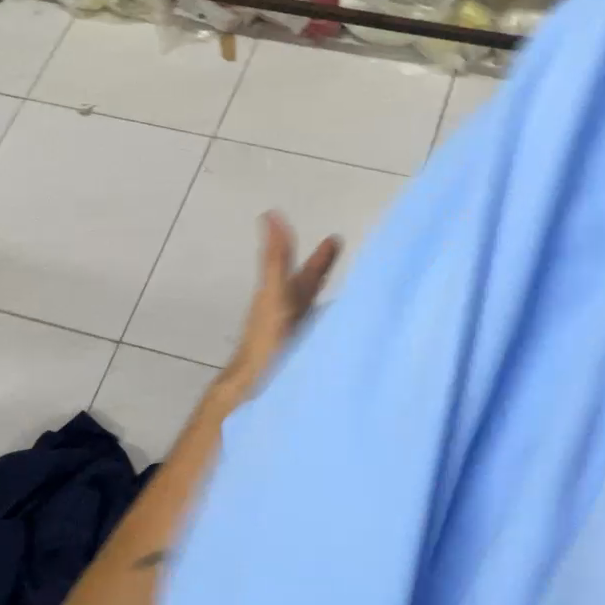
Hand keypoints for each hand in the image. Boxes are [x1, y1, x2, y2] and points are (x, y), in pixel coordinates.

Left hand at [220, 212, 339, 395]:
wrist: (253, 390)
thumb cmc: (266, 341)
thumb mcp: (274, 294)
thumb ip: (276, 258)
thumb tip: (270, 213)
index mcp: (284, 297)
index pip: (306, 272)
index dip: (320, 257)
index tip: (335, 238)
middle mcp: (290, 316)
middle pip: (308, 289)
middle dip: (322, 272)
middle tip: (340, 255)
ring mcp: (296, 339)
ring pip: (315, 313)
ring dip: (329, 301)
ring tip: (352, 297)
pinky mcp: (303, 359)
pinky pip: (322, 336)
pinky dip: (333, 330)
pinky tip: (343, 338)